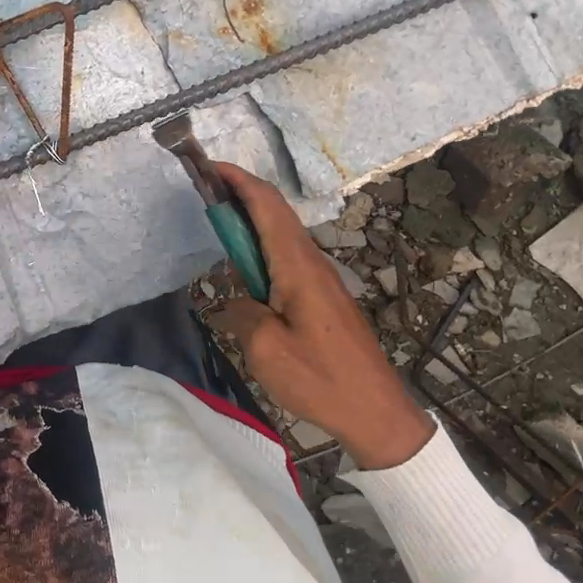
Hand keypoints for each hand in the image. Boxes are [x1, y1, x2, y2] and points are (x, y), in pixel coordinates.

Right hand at [208, 163, 434, 469]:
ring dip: (250, 220)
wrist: (378, 415)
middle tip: (204, 190)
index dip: (239, 180)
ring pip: (282, 234)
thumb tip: (235, 298)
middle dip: (241, 192)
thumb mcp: (265, 350)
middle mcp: (312, 263)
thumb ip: (240, 312)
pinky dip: (261, 245)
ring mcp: (321, 280)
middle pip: (276, 212)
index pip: (267, 206)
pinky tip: (244, 264)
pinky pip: (287, 257)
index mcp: (297, 267)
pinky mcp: (323, 298)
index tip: (208, 167)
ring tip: (217, 222)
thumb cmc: (320, 380)